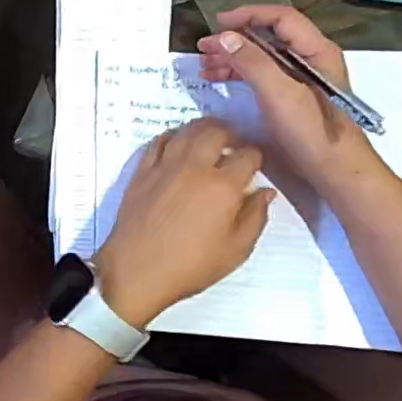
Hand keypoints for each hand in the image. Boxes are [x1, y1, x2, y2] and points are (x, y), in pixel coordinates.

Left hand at [92, 119, 274, 328]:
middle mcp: (194, 168)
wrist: (136, 271)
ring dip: (203, 129)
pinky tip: (178, 142)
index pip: (248, 155)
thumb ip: (255, 217)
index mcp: (222, 187)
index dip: (257, 157)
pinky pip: (158, 141)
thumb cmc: (189, 266)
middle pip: (216, 132)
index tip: (256, 164)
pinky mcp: (142, 171)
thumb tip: (265, 192)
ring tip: (210, 138)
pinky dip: (172, 136)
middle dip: (231, 134)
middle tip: (234, 144)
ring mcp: (165, 166)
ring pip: (187, 131)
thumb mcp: (235, 251)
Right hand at [196, 5, 380, 193]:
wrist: (335, 171)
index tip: (218, 23)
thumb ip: (253, 62)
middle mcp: (310, 60)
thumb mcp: (280, 94)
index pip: (280, 18)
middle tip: (205, 49)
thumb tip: (225, 38)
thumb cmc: (313, 132)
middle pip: (269, 37)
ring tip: (206, 66)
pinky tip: (222, 80)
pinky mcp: (293, 98)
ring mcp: (302, 80)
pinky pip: (263, 76)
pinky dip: (241, 75)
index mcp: (315, 51)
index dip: (248, 15)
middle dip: (235, 40)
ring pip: (263, 57)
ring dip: (234, 58)